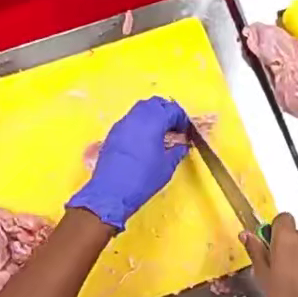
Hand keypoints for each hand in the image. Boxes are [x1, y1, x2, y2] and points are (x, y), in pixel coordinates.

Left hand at [68, 96, 189, 229]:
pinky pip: (129, 120)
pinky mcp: (112, 134)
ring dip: (152, 116)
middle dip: (166, 111)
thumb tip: (182, 146)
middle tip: (174, 127)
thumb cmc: (142, 179)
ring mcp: (121, 124)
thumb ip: (177, 152)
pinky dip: (139, 124)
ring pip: (139, 109)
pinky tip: (144, 141)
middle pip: (154, 103)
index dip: (182, 118)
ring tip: (160, 134)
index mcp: (152, 121)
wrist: (111, 193)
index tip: (186, 131)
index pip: (172, 109)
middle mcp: (135, 117)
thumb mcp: (166, 167)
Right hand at [242, 213, 297, 296]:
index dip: (272, 231)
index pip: (280, 218)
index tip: (266, 246)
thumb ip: (256, 253)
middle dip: (286, 248)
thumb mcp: (265, 279)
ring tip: (293, 284)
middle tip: (277, 270)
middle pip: (294, 234)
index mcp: (287, 238)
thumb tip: (247, 236)